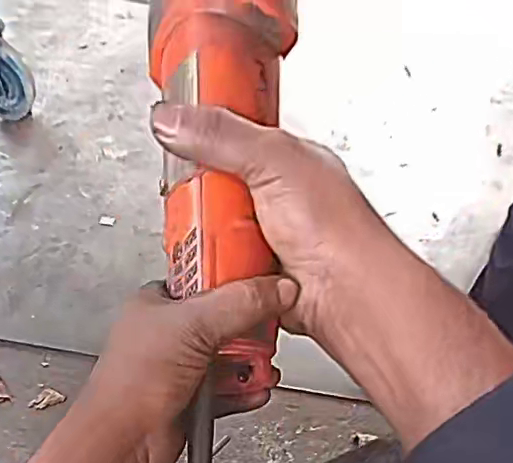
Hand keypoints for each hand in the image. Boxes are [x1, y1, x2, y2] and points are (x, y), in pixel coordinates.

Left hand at [74, 276, 297, 462]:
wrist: (124, 441)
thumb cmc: (132, 383)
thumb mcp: (192, 326)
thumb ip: (240, 303)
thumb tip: (277, 289)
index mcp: (158, 303)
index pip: (204, 275)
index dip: (234, 276)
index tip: (263, 278)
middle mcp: (168, 335)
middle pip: (224, 320)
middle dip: (251, 329)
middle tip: (267, 330)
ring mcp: (180, 369)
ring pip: (229, 358)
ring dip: (251, 364)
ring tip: (263, 367)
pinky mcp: (191, 400)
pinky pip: (228, 390)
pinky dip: (244, 391)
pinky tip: (255, 390)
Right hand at [150, 103, 512, 447]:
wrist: (340, 294)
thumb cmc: (334, 229)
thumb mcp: (273, 161)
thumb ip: (221, 137)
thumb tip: (172, 119)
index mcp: (283, 159)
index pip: (230, 136)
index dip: (200, 134)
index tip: (171, 134)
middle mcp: (270, 198)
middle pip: (212, 187)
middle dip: (192, 193)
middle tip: (180, 194)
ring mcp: (259, 237)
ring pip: (209, 229)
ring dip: (198, 234)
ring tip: (194, 232)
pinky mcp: (248, 273)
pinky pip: (214, 265)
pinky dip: (205, 265)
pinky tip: (205, 261)